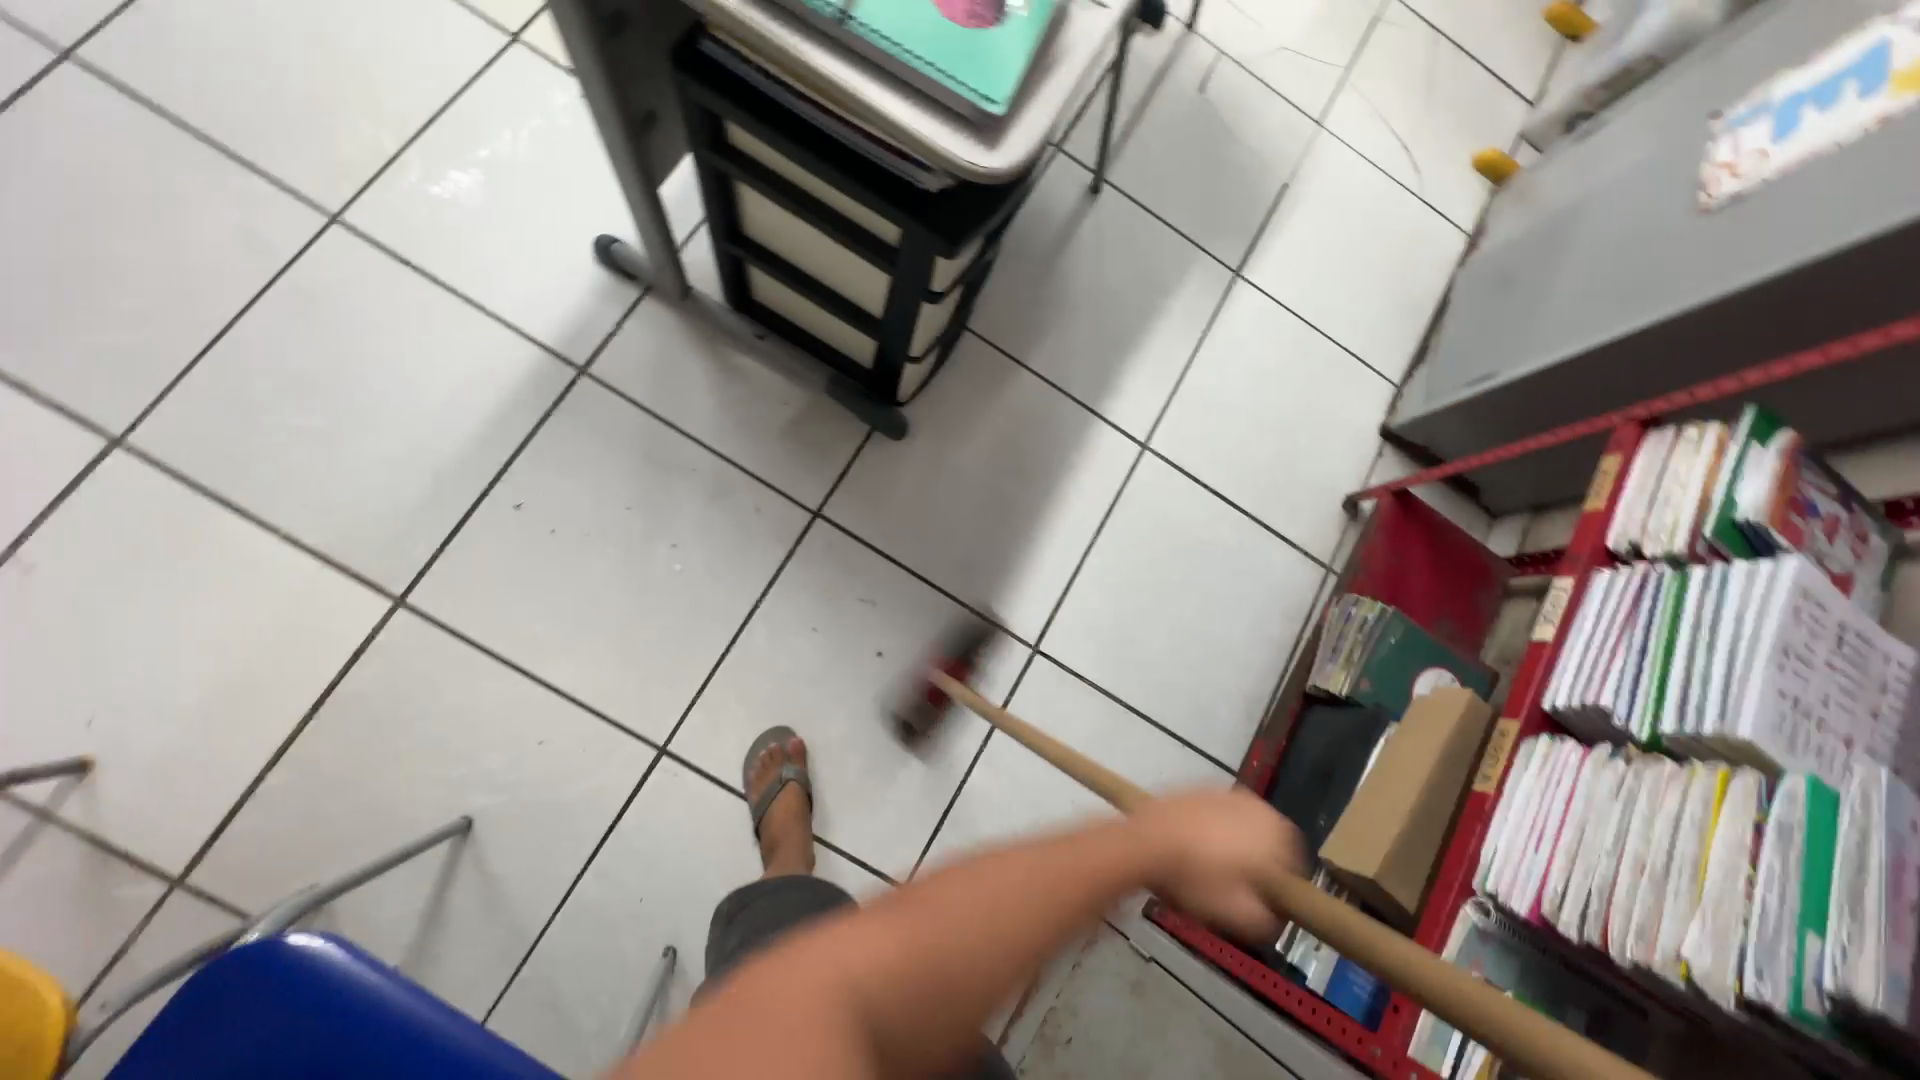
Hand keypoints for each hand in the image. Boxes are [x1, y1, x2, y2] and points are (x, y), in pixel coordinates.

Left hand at [1129, 789, 1307, 942]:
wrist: (1146, 840)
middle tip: (1240, 885)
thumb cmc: (1196, 877)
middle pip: (1272, 841)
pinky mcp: (1202, 788)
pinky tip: (1197, 845)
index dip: (1281, 886)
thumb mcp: (1238, 914)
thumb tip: (1273, 918)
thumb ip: (1267, 920)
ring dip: (1239, 843)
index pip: (1297, 865)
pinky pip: (1220, 814)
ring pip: (1246, 826)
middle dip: (1262, 862)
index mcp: (1278, 835)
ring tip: (1215, 867)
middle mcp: (1259, 807)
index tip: (1266, 900)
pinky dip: (1216, 828)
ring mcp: (1229, 794)